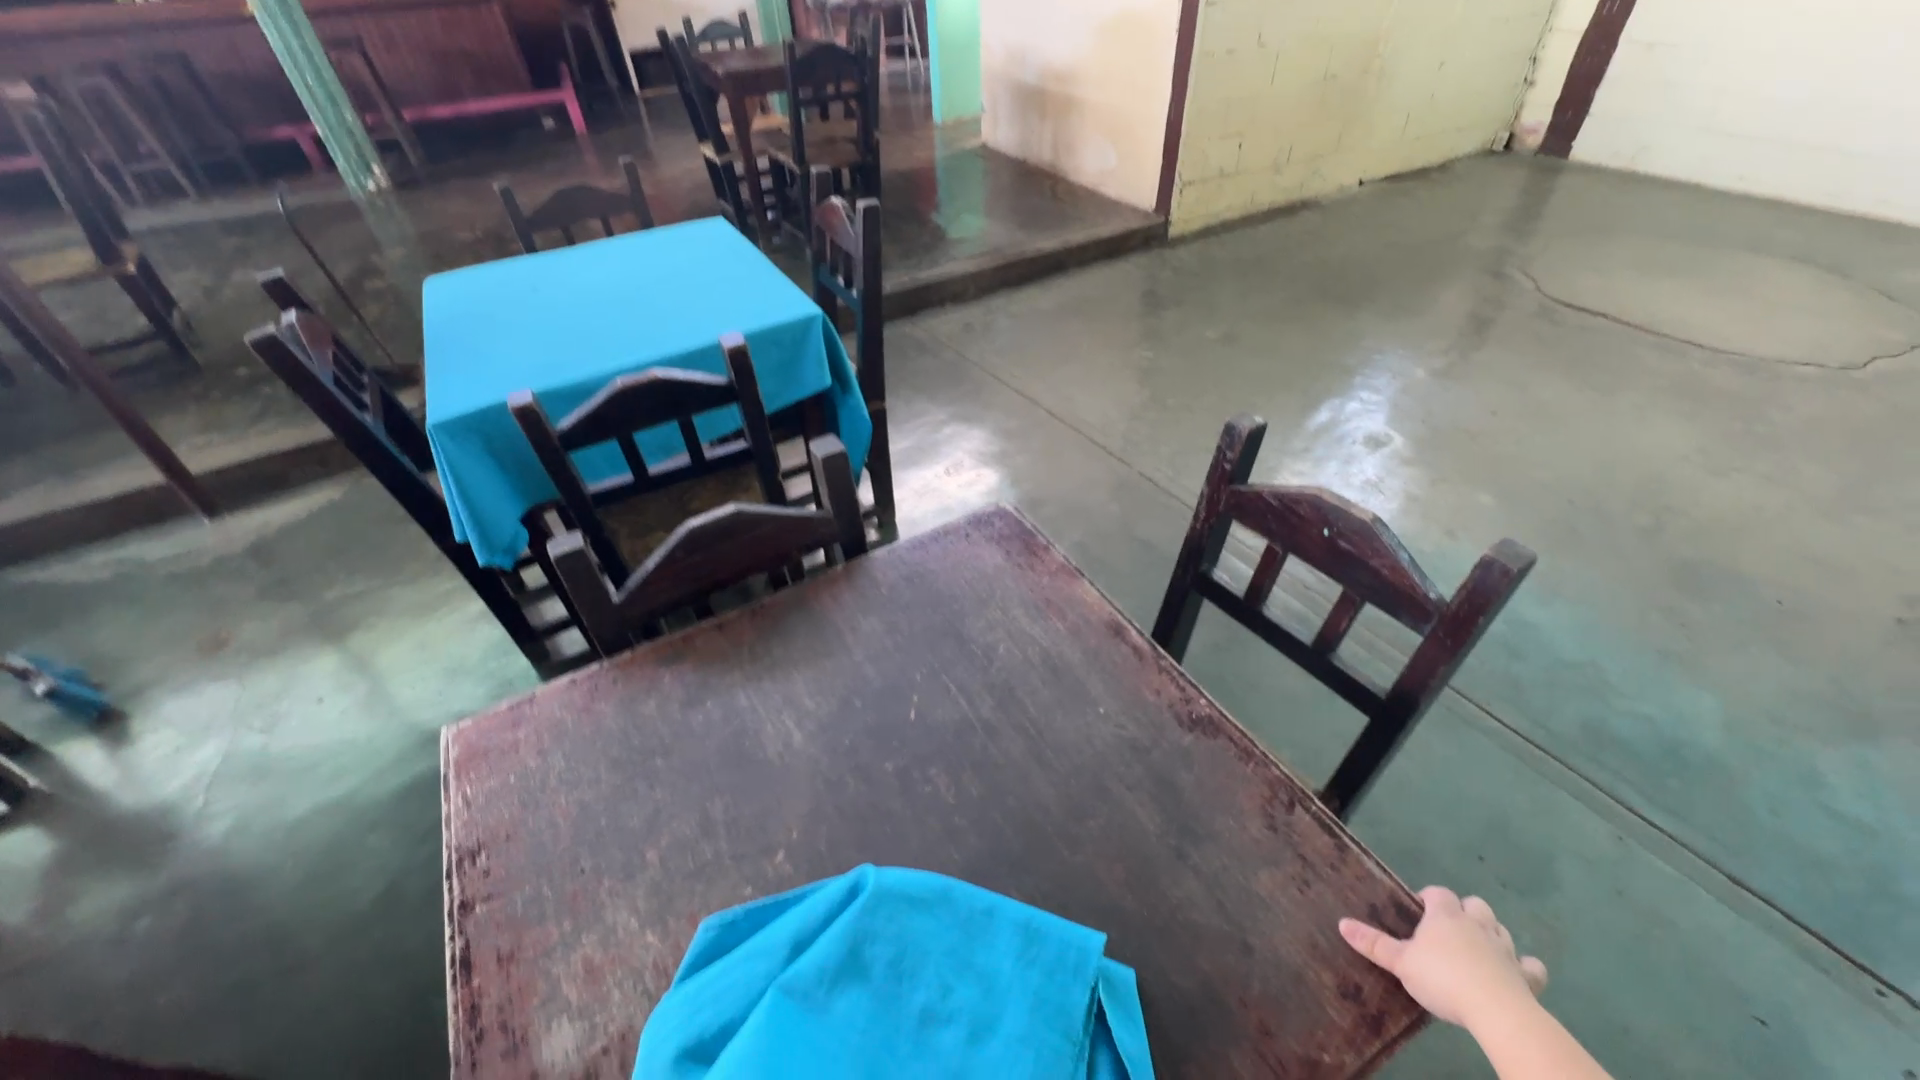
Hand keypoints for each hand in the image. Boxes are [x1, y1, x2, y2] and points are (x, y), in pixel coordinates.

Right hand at [1339, 886, 1548, 1028]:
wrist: (1494, 1009)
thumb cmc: (1442, 979)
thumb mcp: (1401, 963)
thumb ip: (1374, 943)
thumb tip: (1342, 922)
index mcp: (1446, 916)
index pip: (1438, 893)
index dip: (1429, 898)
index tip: (1419, 910)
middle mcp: (1478, 924)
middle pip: (1475, 905)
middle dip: (1465, 911)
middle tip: (1450, 929)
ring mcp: (1505, 948)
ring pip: (1501, 928)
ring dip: (1492, 933)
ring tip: (1478, 948)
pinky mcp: (1526, 975)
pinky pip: (1531, 965)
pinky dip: (1525, 966)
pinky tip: (1518, 972)